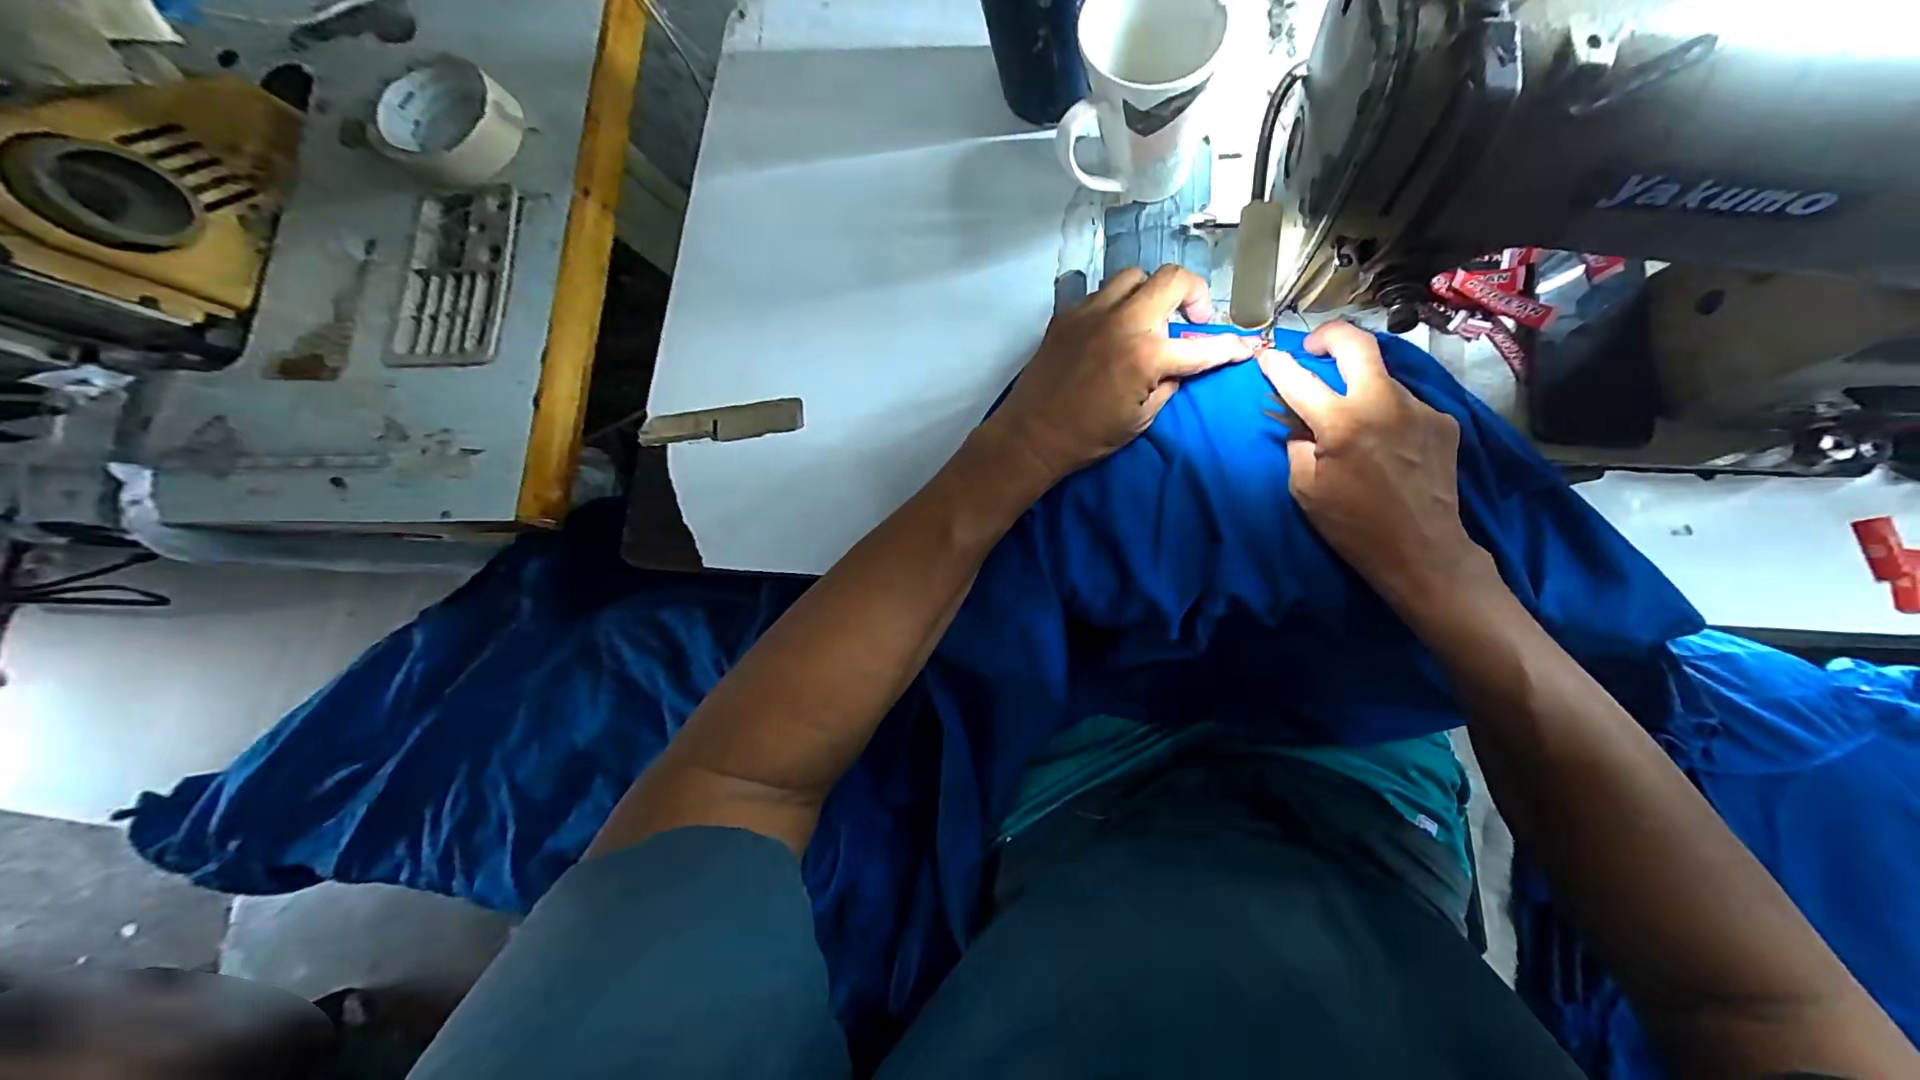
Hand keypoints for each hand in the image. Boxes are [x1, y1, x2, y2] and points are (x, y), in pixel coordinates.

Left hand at [983, 265, 1256, 486]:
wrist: (1030, 436)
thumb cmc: (1088, 438)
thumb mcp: (1141, 419)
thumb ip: (1168, 384)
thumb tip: (1181, 365)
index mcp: (1146, 355)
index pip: (1202, 344)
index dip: (1229, 346)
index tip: (1245, 345)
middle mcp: (1122, 322)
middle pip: (1172, 278)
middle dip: (1193, 294)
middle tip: (1190, 320)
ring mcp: (1091, 313)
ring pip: (1134, 277)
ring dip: (1150, 293)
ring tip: (1148, 321)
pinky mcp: (1067, 315)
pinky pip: (1102, 295)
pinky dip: (1116, 306)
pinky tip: (1111, 332)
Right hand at [1257, 321, 1492, 609]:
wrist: (1421, 550)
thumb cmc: (1351, 524)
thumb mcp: (1304, 487)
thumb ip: (1297, 444)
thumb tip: (1299, 419)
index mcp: (1342, 423)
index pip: (1300, 380)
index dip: (1278, 365)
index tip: (1266, 356)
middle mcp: (1384, 403)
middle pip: (1357, 345)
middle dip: (1329, 336)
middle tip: (1313, 348)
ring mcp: (1420, 408)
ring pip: (1382, 377)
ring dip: (1359, 384)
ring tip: (1349, 414)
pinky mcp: (1443, 421)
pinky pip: (1403, 403)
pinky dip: (1384, 411)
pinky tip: (1382, 439)